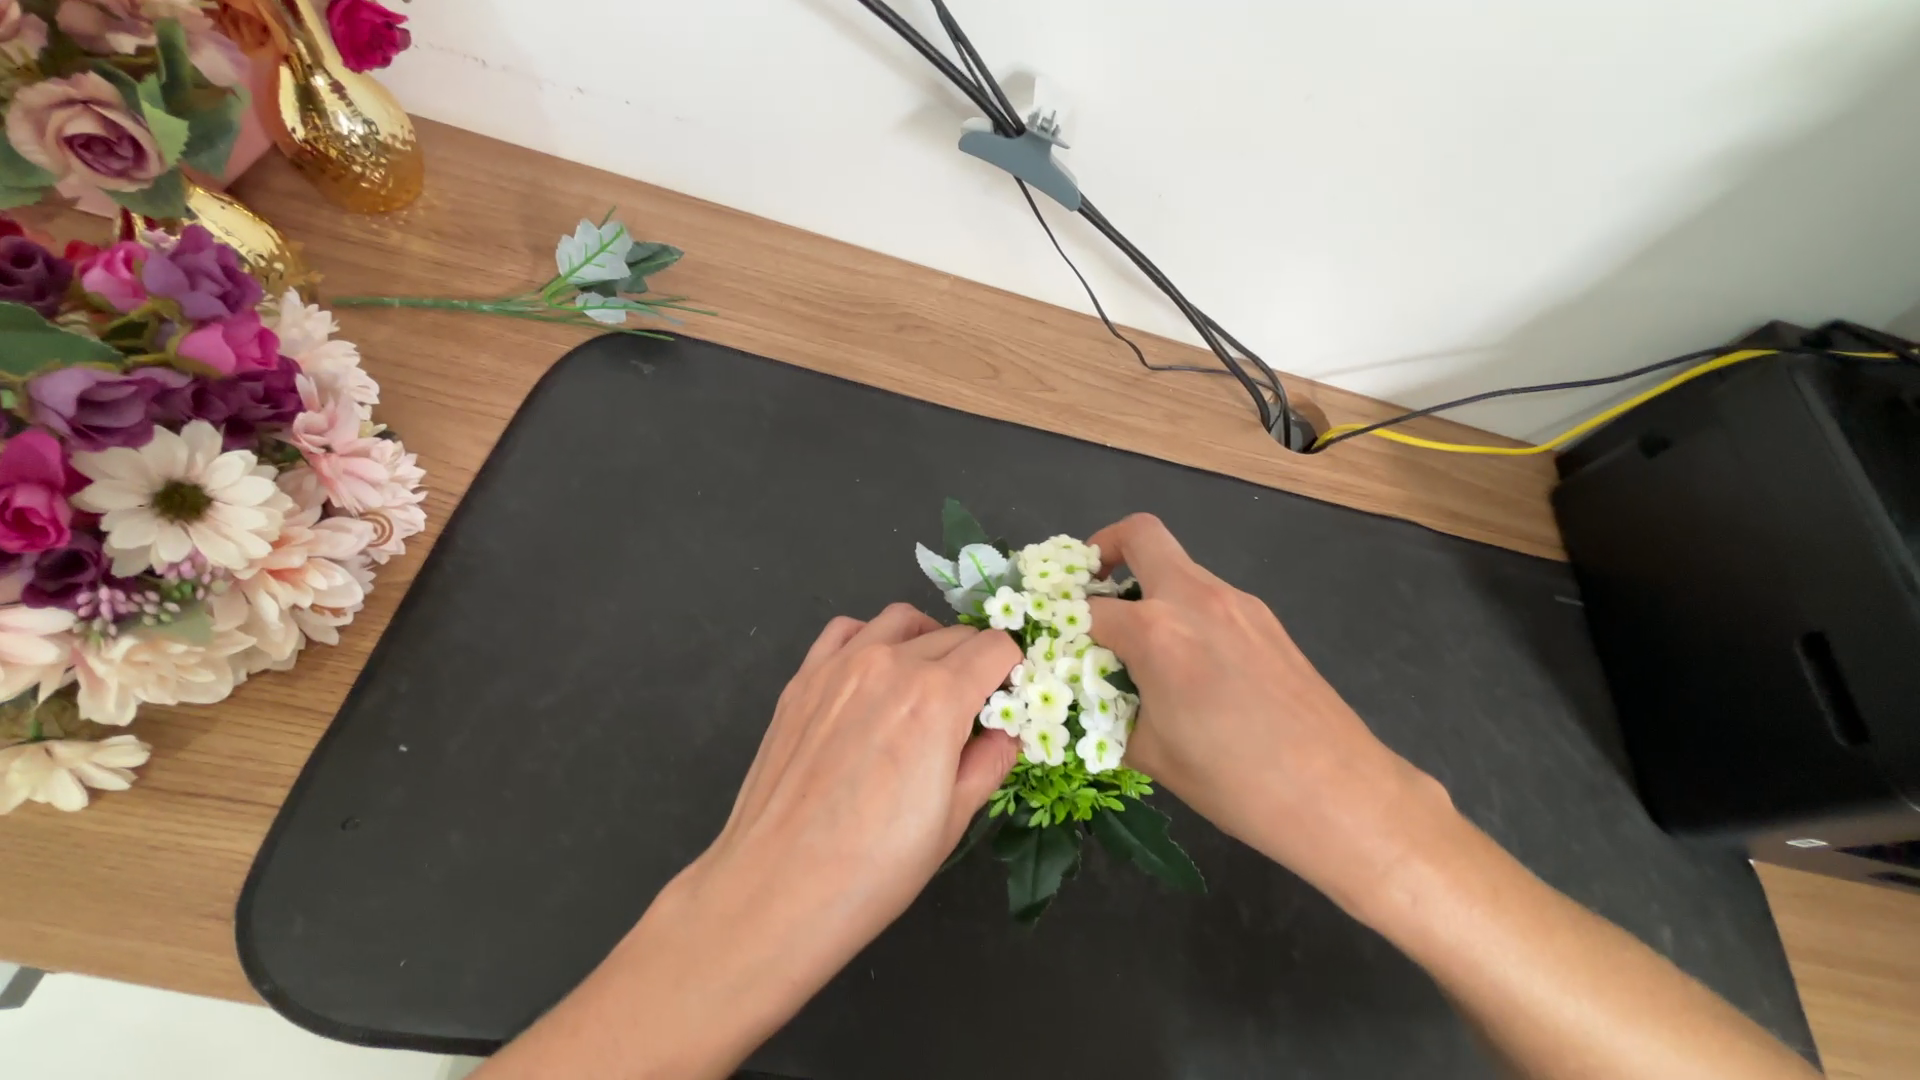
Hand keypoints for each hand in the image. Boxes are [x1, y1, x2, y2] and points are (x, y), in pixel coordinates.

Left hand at [690, 603, 1021, 947]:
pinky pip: (846, 630)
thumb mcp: (954, 819)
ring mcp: (840, 665)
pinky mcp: (803, 678)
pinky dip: (871, 638)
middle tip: (971, 709)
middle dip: (975, 663)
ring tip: (927, 683)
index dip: (1012, 671)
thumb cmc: (876, 866)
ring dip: (928, 641)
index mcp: (938, 697)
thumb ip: (991, 761)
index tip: (1008, 700)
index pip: (996, 648)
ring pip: (902, 621)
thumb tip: (1008, 731)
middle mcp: (891, 664)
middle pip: (955, 635)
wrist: (779, 887)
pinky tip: (873, 674)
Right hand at [1086, 514, 1449, 908]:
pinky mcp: (1266, 620)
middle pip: (1139, 535)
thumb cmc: (1235, 781)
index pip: (1085, 608)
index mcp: (1157, 632)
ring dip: (1147, 587)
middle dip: (1102, 551)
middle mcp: (1196, 598)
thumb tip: (1088, 695)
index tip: (1048, 637)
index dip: (1058, 621)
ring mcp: (1238, 603)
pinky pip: (1208, 596)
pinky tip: (1188, 664)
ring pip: (1178, 565)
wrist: (1340, 794)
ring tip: (1138, 643)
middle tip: (1089, 590)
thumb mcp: (1151, 753)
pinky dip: (1182, 611)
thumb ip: (1109, 710)